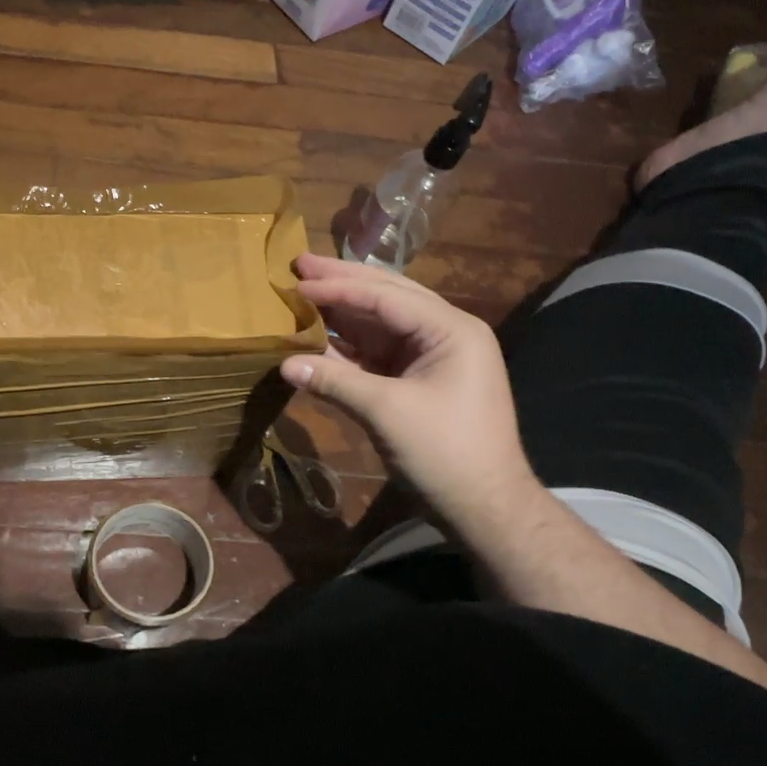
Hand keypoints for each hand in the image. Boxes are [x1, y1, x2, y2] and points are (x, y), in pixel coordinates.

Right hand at [281, 254, 533, 511]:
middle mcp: (443, 334)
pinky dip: (346, 348)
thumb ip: (337, 381)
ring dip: (341, 313)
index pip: (388, 296)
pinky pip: (376, 356)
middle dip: (342, 283)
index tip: (297, 278)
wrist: (481, 503)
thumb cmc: (445, 451)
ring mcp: (430, 359)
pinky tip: (316, 339)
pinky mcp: (416, 383)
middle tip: (298, 262)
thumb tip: (285, 363)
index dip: (340, 287)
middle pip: (387, 299)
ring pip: (379, 326)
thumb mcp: (388, 412)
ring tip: (300, 293)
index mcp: (451, 330)